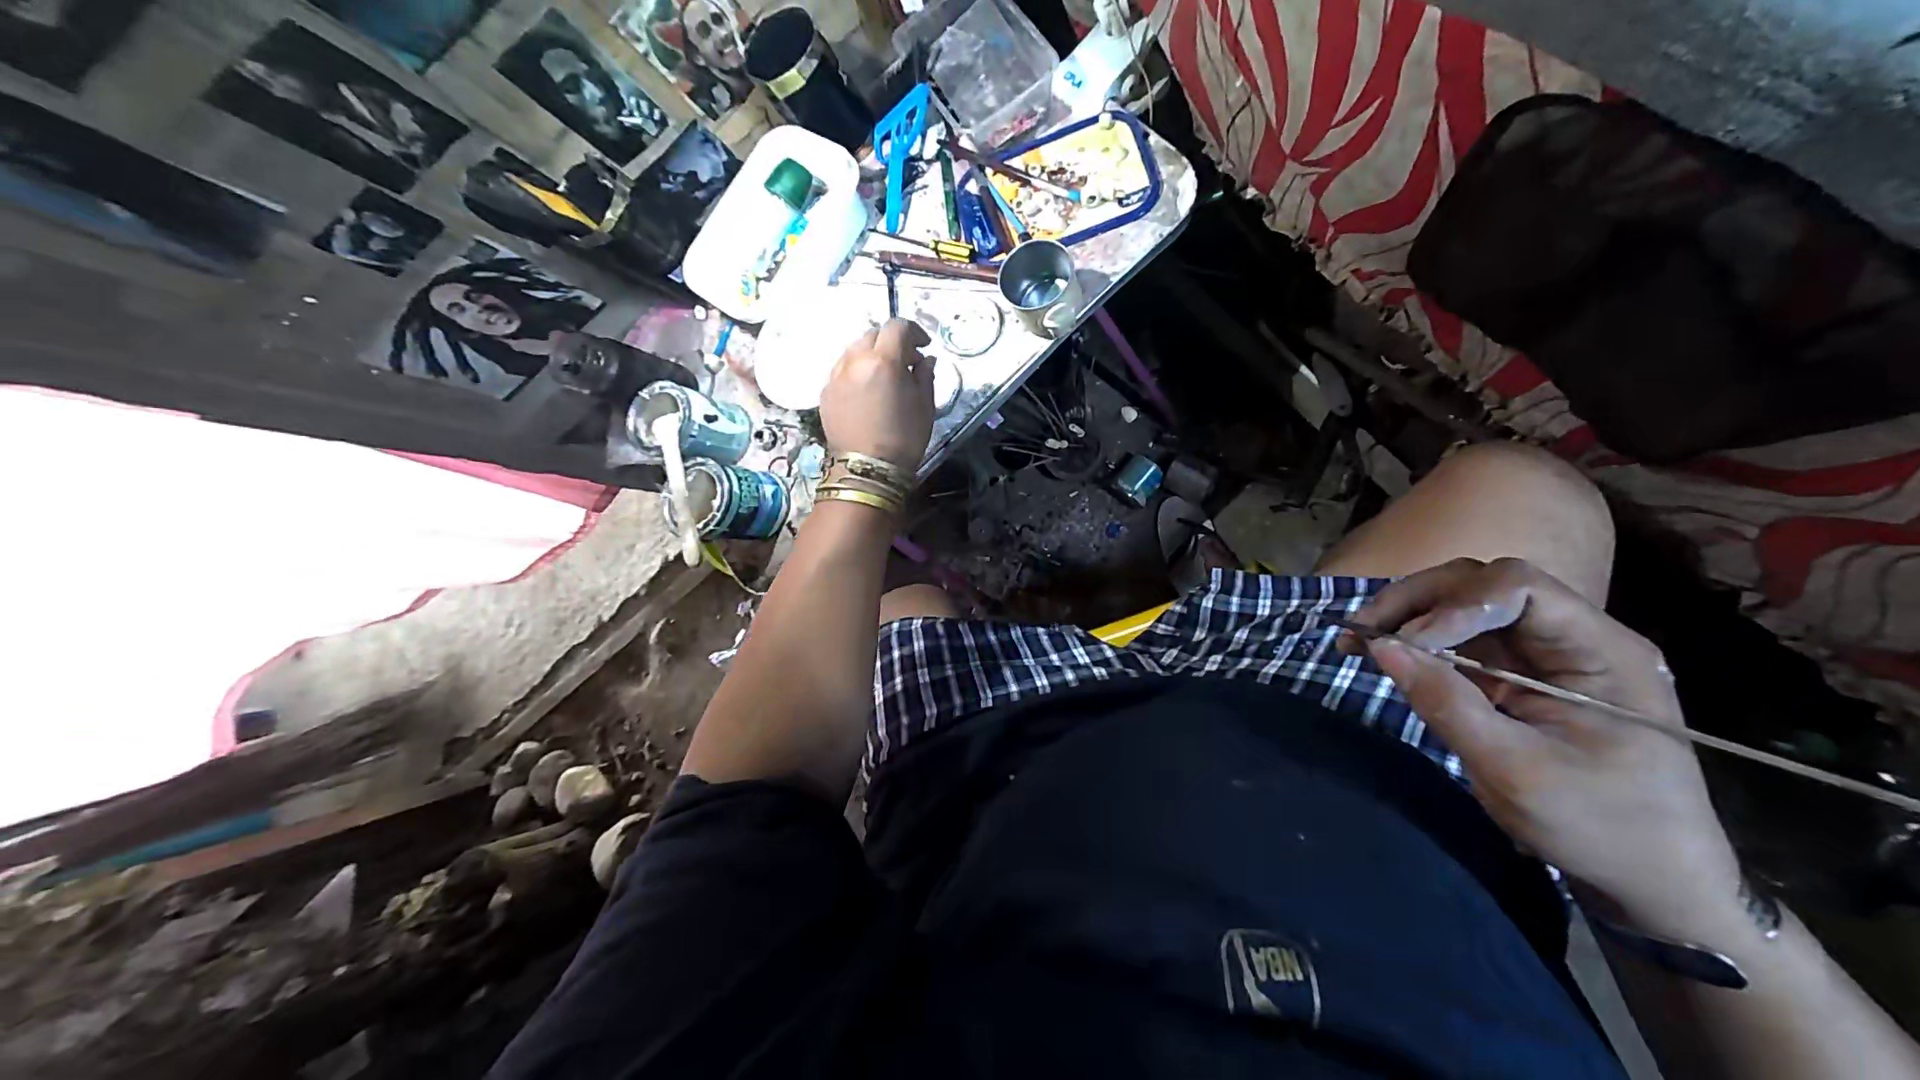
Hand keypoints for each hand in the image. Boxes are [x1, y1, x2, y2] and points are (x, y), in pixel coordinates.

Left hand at [820, 319, 933, 469]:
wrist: (866, 471)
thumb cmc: (903, 439)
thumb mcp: (925, 406)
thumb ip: (924, 375)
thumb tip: (924, 360)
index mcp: (883, 361)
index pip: (897, 327)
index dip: (914, 332)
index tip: (924, 346)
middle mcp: (854, 361)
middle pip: (872, 334)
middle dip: (891, 342)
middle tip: (905, 361)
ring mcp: (835, 376)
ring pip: (853, 350)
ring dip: (871, 354)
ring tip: (883, 375)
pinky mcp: (825, 393)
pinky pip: (842, 370)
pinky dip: (856, 371)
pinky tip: (866, 391)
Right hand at [1349, 557, 1746, 940]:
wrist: (1650, 877)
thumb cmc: (1600, 827)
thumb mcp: (1516, 771)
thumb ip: (1447, 704)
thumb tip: (1381, 647)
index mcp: (1601, 652)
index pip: (1520, 588)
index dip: (1456, 604)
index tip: (1408, 644)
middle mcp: (1572, 637)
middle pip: (1483, 584)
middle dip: (1418, 600)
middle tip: (1362, 628)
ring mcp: (1541, 654)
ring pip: (1462, 603)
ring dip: (1406, 615)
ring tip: (1357, 638)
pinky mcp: (1515, 672)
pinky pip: (1457, 638)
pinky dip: (1413, 640)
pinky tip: (1378, 650)